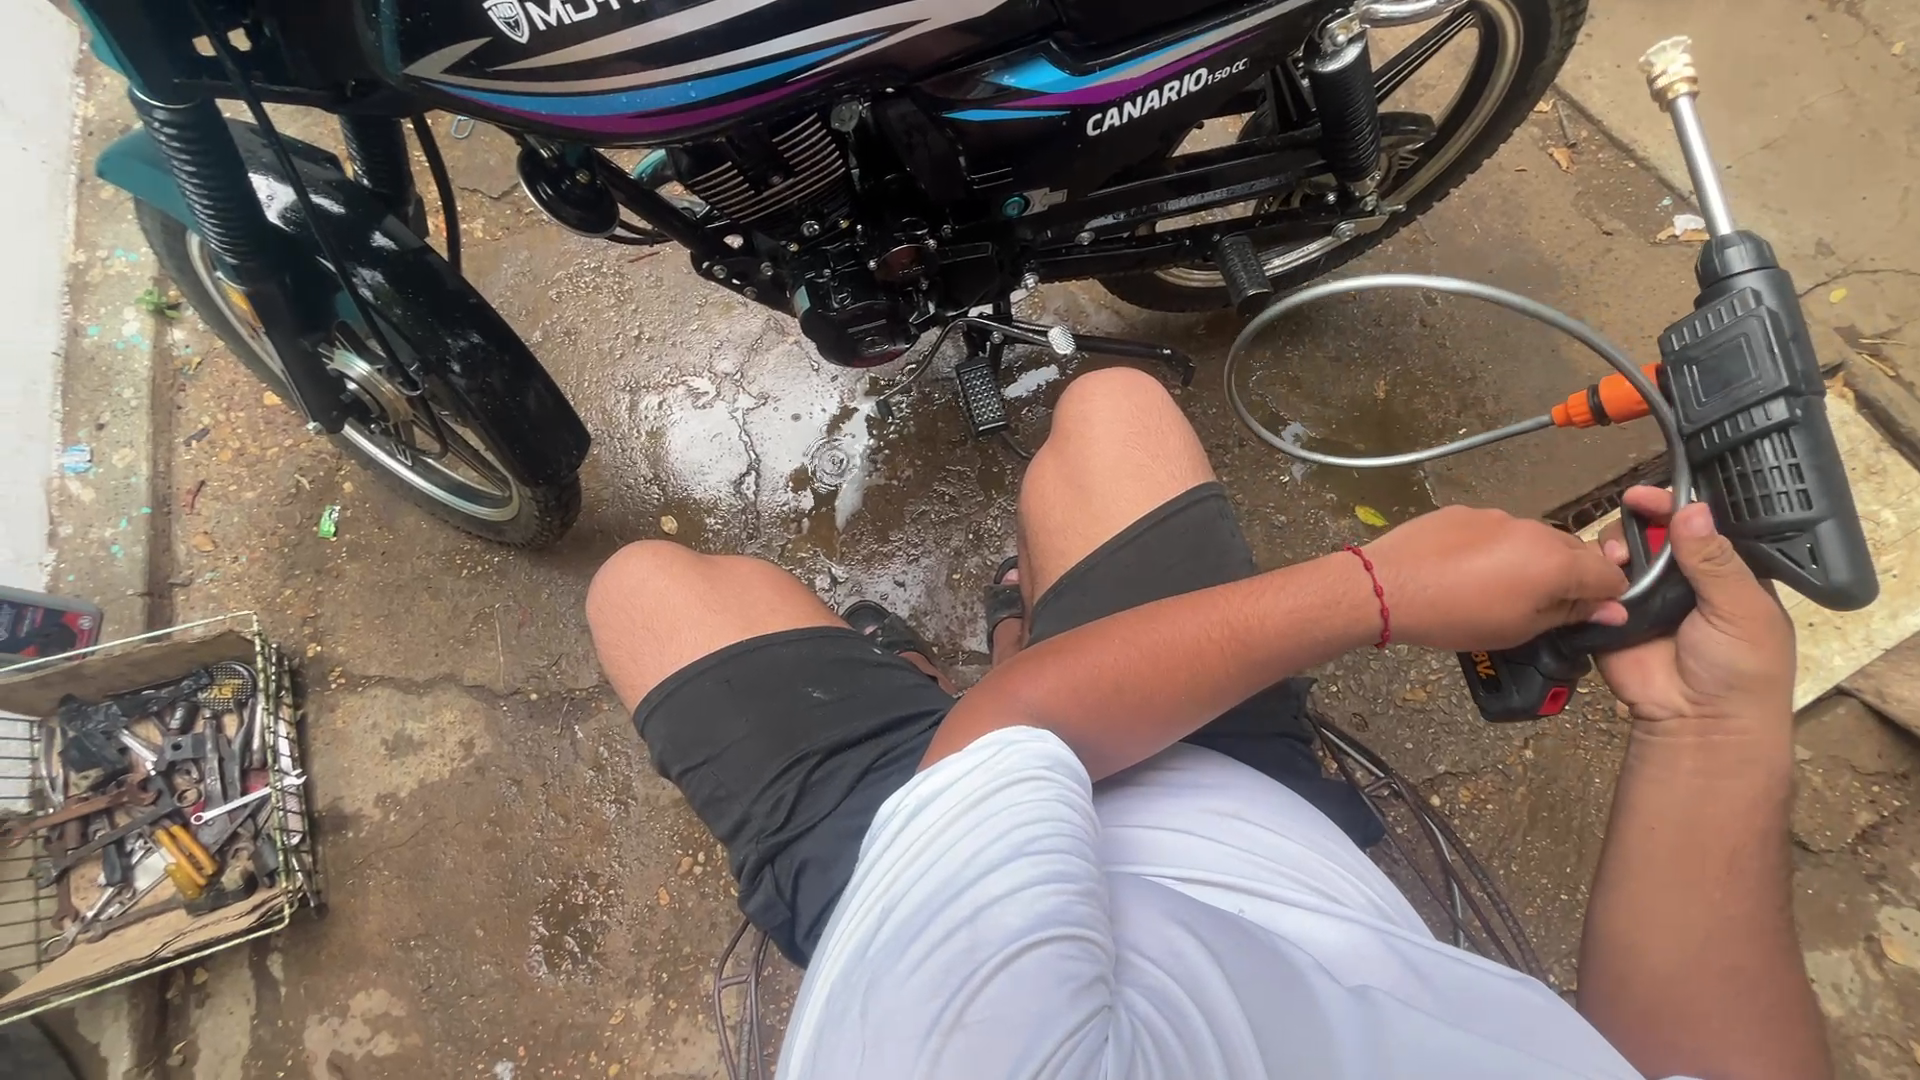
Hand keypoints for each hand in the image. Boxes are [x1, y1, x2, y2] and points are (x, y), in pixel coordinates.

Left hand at [1362, 505, 1629, 650]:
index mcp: (1556, 560)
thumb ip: (1570, 614)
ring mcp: (1493, 515)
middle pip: (1572, 551)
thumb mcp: (1517, 629)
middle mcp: (1531, 529)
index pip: (1611, 574)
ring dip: (1525, 559)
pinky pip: (1491, 530)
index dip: (1604, 596)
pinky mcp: (1460, 512)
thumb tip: (1612, 609)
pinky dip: (1489, 547)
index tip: (1583, 612)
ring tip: (1489, 586)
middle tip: (1533, 603)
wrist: (1383, 587)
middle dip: (1565, 576)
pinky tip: (1460, 568)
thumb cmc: (1451, 616)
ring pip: (1529, 538)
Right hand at [1595, 487, 1795, 727]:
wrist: (1695, 717)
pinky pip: (1588, 586)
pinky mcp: (1604, 615)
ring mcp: (1638, 598)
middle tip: (1627, 533)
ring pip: (1614, 556)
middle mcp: (1677, 581)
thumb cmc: (1739, 667)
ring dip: (1609, 550)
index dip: (1671, 507)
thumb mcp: (1742, 610)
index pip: (1693, 529)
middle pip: (1647, 536)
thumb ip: (1714, 561)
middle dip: (1632, 526)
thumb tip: (1692, 510)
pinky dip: (1585, 577)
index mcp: (1720, 575)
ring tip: (1614, 562)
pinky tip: (1591, 577)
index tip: (1644, 495)